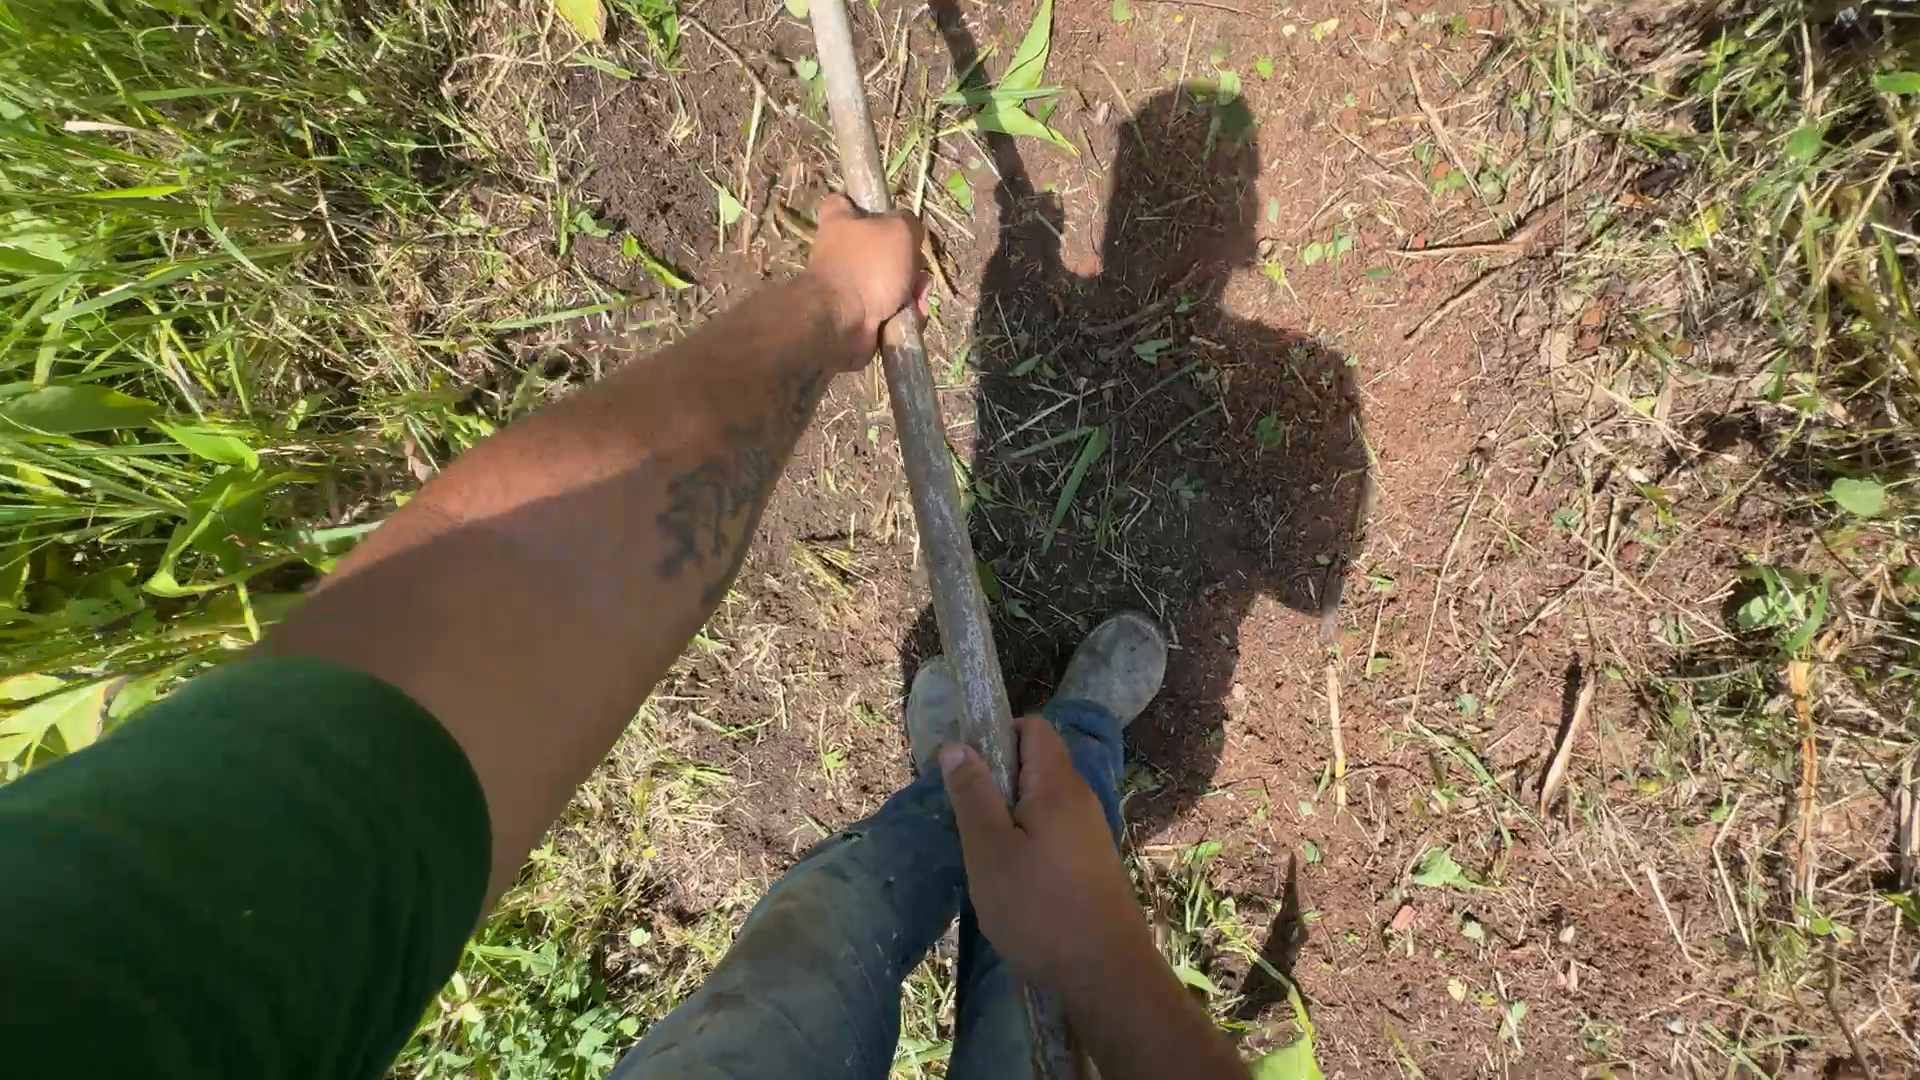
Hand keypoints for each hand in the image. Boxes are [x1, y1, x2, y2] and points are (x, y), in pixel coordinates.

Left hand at [808, 193, 925, 356]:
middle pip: (881, 249)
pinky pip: (890, 310)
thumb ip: (908, 222)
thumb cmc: (868, 266)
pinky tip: (913, 316)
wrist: (843, 322)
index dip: (863, 205)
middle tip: (918, 270)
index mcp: (839, 223)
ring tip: (918, 299)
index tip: (884, 215)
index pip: (844, 202)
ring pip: (890, 283)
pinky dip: (904, 314)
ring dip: (911, 291)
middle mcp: (840, 253)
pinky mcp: (859, 316)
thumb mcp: (899, 230)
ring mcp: (849, 287)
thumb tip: (910, 232)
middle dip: (908, 262)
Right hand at [940, 715, 1159, 999]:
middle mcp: (1081, 798)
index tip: (969, 771)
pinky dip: (1029, 840)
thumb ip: (972, 793)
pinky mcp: (1094, 864)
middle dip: (998, 780)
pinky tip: (1014, 880)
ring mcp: (1091, 832)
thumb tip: (957, 745)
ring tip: (987, 854)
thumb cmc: (1039, 909)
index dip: (998, 735)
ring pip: (1044, 801)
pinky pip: (1055, 830)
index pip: (1033, 727)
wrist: (1109, 979)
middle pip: (1037, 763)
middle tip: (970, 819)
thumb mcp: (989, 850)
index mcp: (1057, 784)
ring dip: (1011, 815)